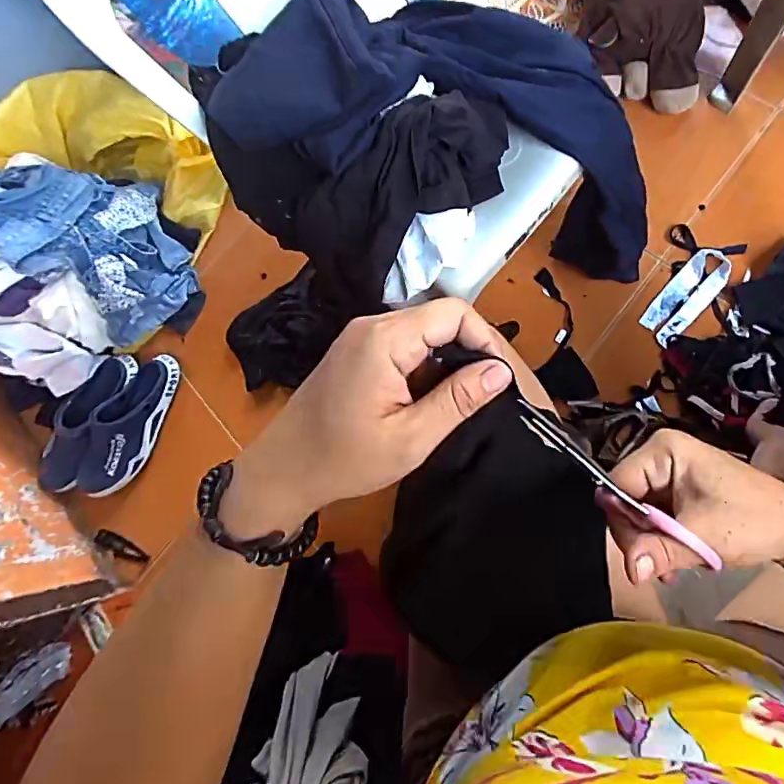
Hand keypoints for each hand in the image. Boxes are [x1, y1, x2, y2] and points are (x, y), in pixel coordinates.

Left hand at [223, 298, 513, 537]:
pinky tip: (436, 394)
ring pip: (427, 328)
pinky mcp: (360, 348)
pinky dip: (430, 361)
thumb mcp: (410, 438)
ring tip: (468, 395)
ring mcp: (364, 334)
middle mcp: (373, 324)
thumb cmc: (343, 460)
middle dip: (472, 347)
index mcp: (384, 339)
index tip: (499, 376)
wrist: (282, 471)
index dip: (485, 338)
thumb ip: (458, 400)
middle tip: (490, 389)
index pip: (454, 312)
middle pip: (442, 316)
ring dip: (452, 356)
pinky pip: (409, 341)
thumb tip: (501, 371)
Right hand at [605, 429, 783, 585]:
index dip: (624, 522)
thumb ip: (661, 551)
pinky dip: (662, 540)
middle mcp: (664, 454)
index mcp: (665, 449)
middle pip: (626, 499)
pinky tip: (679, 558)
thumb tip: (629, 569)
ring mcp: (673, 472)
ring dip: (652, 544)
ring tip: (675, 566)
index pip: (618, 484)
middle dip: (640, 537)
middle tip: (661, 565)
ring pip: (639, 512)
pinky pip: (656, 516)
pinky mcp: (682, 490)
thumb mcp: (702, 538)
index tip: (642, 554)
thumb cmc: (755, 521)